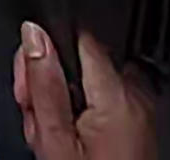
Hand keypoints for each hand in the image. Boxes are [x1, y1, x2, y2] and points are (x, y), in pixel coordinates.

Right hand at [13, 23, 155, 159]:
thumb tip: (33, 31)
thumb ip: (43, 80)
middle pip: (77, 58)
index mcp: (118, 97)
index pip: (76, 36)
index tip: (29, 72)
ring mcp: (140, 117)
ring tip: (48, 131)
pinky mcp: (136, 130)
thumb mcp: (54, 138)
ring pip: (84, 81)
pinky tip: (65, 137)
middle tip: (33, 108)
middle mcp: (136, 101)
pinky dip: (76, 111)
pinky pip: (98, 100)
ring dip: (57, 96)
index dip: (44, 47)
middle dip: (46, 76)